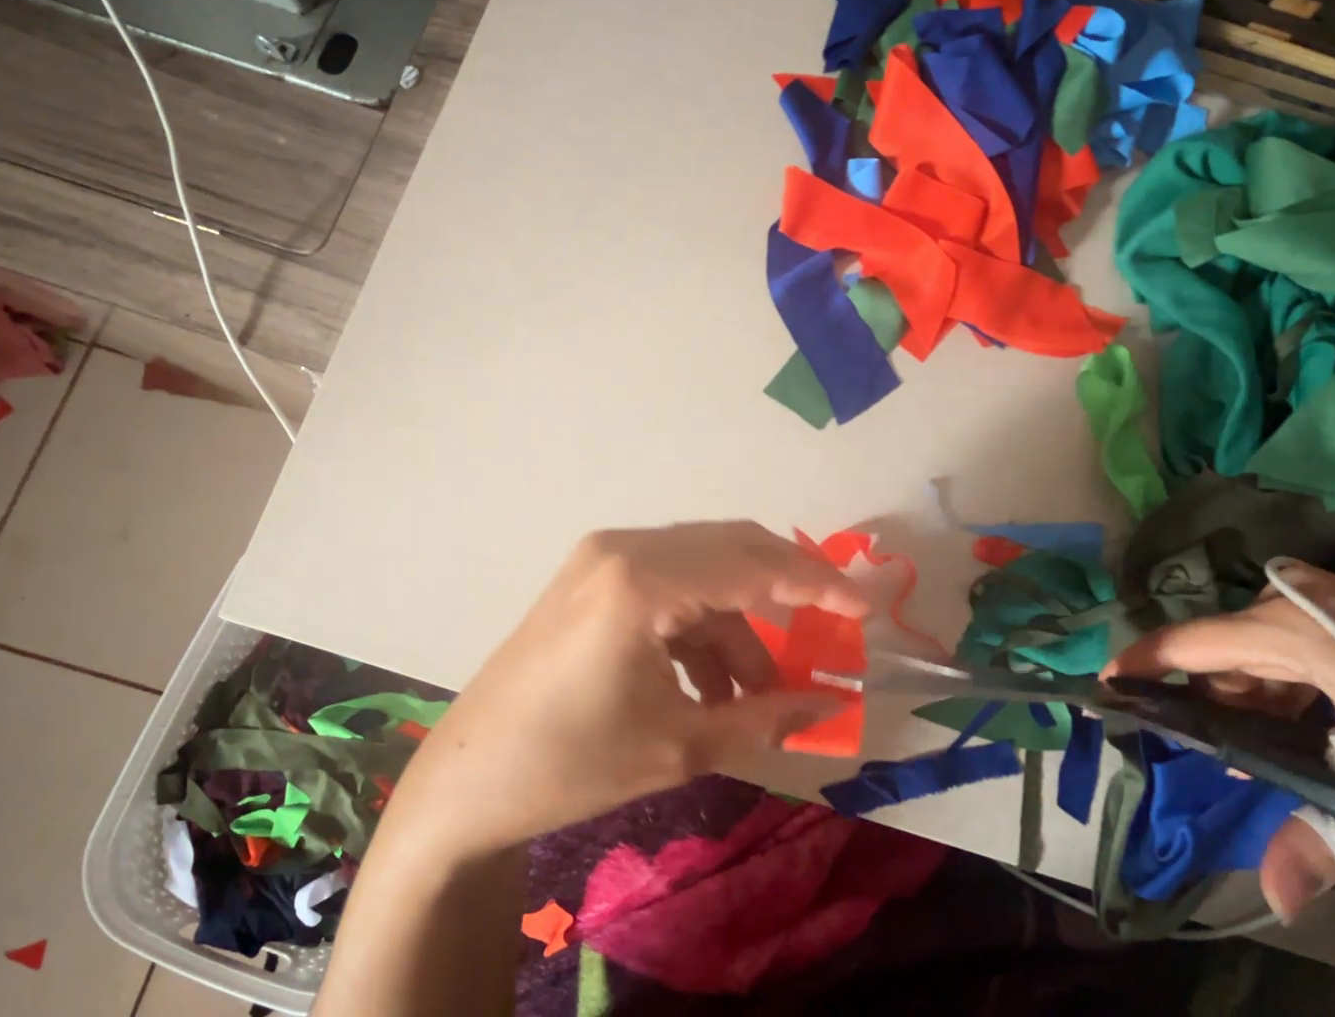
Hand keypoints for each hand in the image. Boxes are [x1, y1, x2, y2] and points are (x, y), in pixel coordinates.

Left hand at [388, 522, 867, 854]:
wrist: (467, 783)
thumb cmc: (573, 764)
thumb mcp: (681, 746)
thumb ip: (765, 717)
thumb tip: (829, 704)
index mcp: (642, 581)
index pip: (753, 566)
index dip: (818, 585)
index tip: (867, 607)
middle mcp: (622, 550)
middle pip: (732, 550)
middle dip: (788, 590)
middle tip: (834, 627)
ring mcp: (601, 560)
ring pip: (702, 572)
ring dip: (742, 624)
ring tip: (762, 692)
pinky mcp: (590, 581)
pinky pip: (669, 588)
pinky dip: (703, 627)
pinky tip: (712, 684)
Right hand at [1103, 561, 1334, 917]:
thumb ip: (1322, 840)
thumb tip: (1272, 903)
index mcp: (1297, 631)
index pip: (1194, 642)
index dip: (1143, 663)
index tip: (1103, 685)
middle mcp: (1299, 604)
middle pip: (1220, 650)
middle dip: (1200, 699)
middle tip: (1193, 750)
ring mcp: (1325, 605)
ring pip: (1251, 652)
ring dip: (1240, 699)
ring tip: (1246, 754)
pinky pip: (1281, 650)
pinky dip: (1272, 689)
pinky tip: (1287, 731)